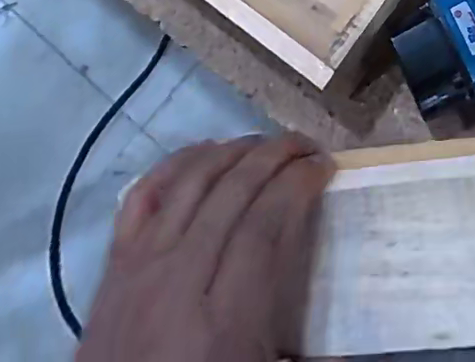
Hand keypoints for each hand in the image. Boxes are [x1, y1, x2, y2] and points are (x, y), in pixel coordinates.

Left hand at [78, 134, 334, 361]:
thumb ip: (310, 328)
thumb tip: (363, 293)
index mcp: (223, 321)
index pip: (265, 222)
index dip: (299, 181)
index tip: (325, 167)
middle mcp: (176, 286)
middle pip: (232, 191)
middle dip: (278, 154)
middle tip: (309, 147)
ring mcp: (138, 273)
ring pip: (192, 182)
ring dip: (236, 150)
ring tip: (268, 146)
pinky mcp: (111, 271)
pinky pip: (142, 197)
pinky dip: (177, 163)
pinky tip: (208, 151)